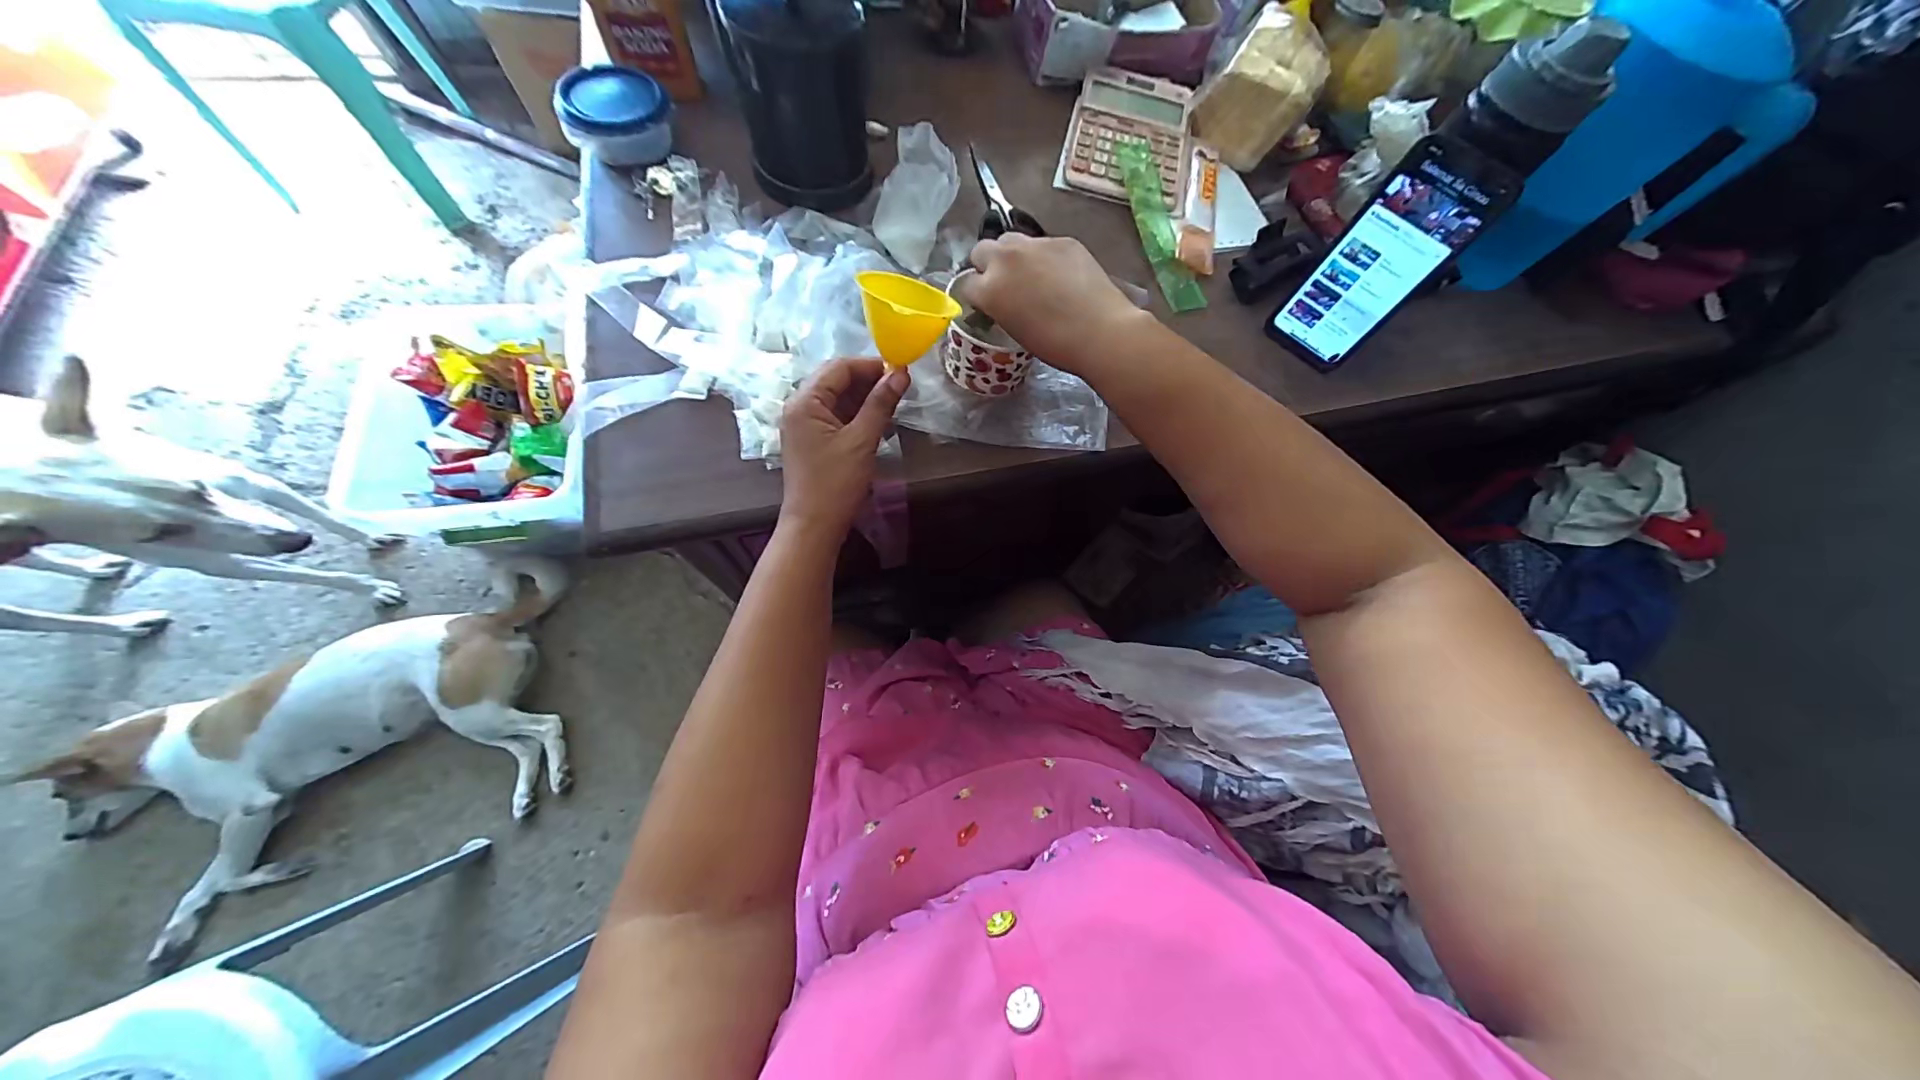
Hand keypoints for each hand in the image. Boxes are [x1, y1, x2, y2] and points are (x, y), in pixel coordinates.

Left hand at [779, 358, 909, 535]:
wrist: (814, 526)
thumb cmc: (835, 484)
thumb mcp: (862, 441)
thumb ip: (881, 404)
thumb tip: (901, 373)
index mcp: (805, 402)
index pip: (839, 368)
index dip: (871, 365)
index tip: (901, 371)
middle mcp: (799, 408)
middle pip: (836, 380)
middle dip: (869, 380)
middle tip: (900, 388)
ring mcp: (804, 425)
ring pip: (837, 399)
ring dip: (865, 398)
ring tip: (894, 403)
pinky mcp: (812, 441)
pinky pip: (836, 416)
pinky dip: (857, 414)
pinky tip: (879, 421)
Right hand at [959, 234, 1145, 373]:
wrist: (1100, 332)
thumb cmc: (1055, 344)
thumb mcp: (1014, 330)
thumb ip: (999, 307)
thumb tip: (1001, 298)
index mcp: (989, 288)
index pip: (966, 283)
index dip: (975, 293)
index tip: (985, 301)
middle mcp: (1006, 259)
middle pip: (982, 249)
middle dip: (988, 264)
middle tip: (1004, 282)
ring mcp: (1035, 245)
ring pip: (1011, 240)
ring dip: (1013, 255)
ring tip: (1031, 274)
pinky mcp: (1062, 240)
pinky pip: (1043, 244)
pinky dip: (1045, 257)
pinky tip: (1061, 275)